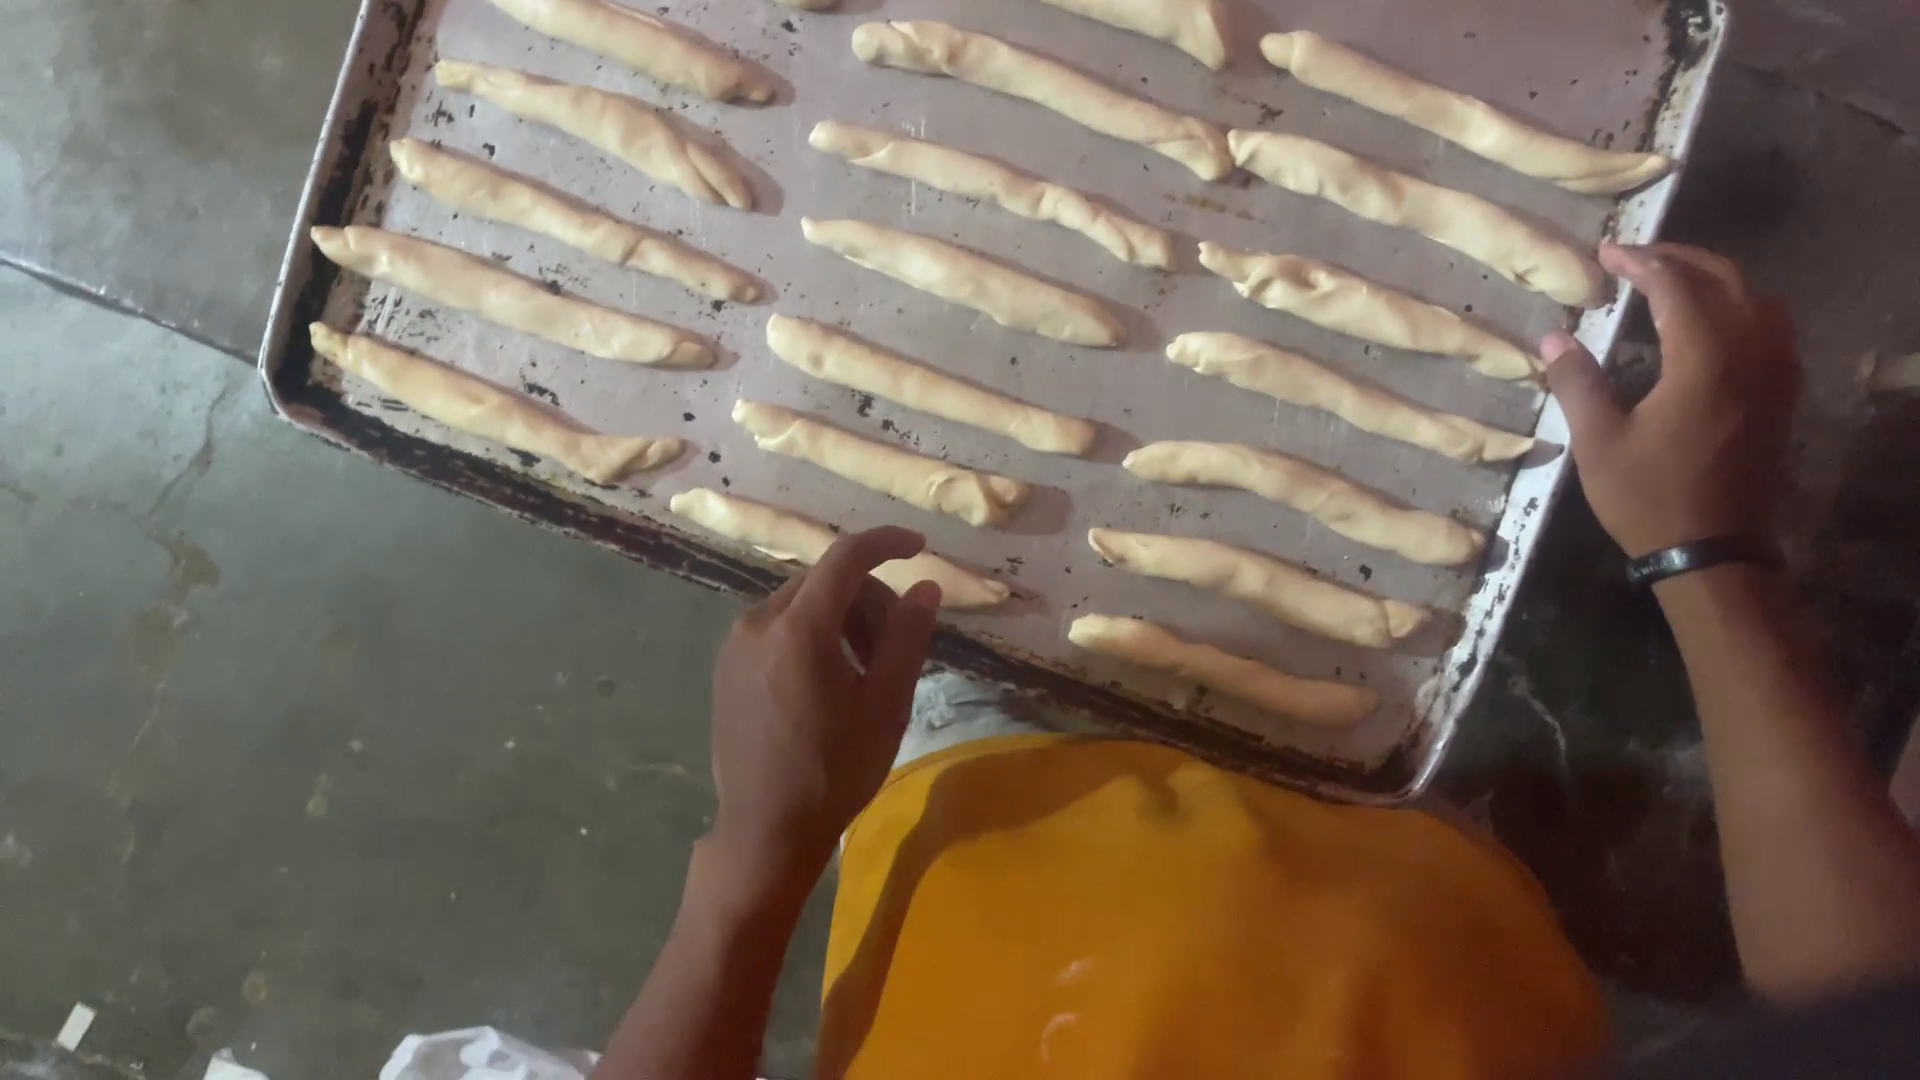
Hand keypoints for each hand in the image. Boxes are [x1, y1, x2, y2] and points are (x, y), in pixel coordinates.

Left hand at [706, 528, 941, 873]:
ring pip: (803, 603)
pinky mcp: (727, 664)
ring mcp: (736, 643)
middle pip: (826, 582)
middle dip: (870, 599)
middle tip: (895, 647)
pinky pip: (779, 626)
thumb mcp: (886, 705)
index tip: (918, 547)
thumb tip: (926, 587)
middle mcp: (758, 622)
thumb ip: (907, 637)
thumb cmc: (834, 771)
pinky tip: (828, 679)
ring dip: (842, 617)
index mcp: (799, 629)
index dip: (885, 542)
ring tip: (864, 670)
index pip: (846, 557)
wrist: (764, 830)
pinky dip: (813, 633)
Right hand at [1544, 243, 1799, 557]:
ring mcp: (1776, 372)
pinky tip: (1705, 319)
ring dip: (1713, 278)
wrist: (1711, 546)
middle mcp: (1753, 355)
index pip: (1679, 290)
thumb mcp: (1597, 440)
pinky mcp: (1781, 391)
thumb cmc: (1645, 494)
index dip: (1642, 265)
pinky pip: (1769, 325)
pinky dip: (1736, 305)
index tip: (1607, 253)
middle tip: (1635, 257)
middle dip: (1681, 260)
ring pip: (1758, 298)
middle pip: (1729, 281)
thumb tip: (1554, 337)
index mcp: (1705, 363)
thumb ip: (1578, 382)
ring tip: (1668, 280)